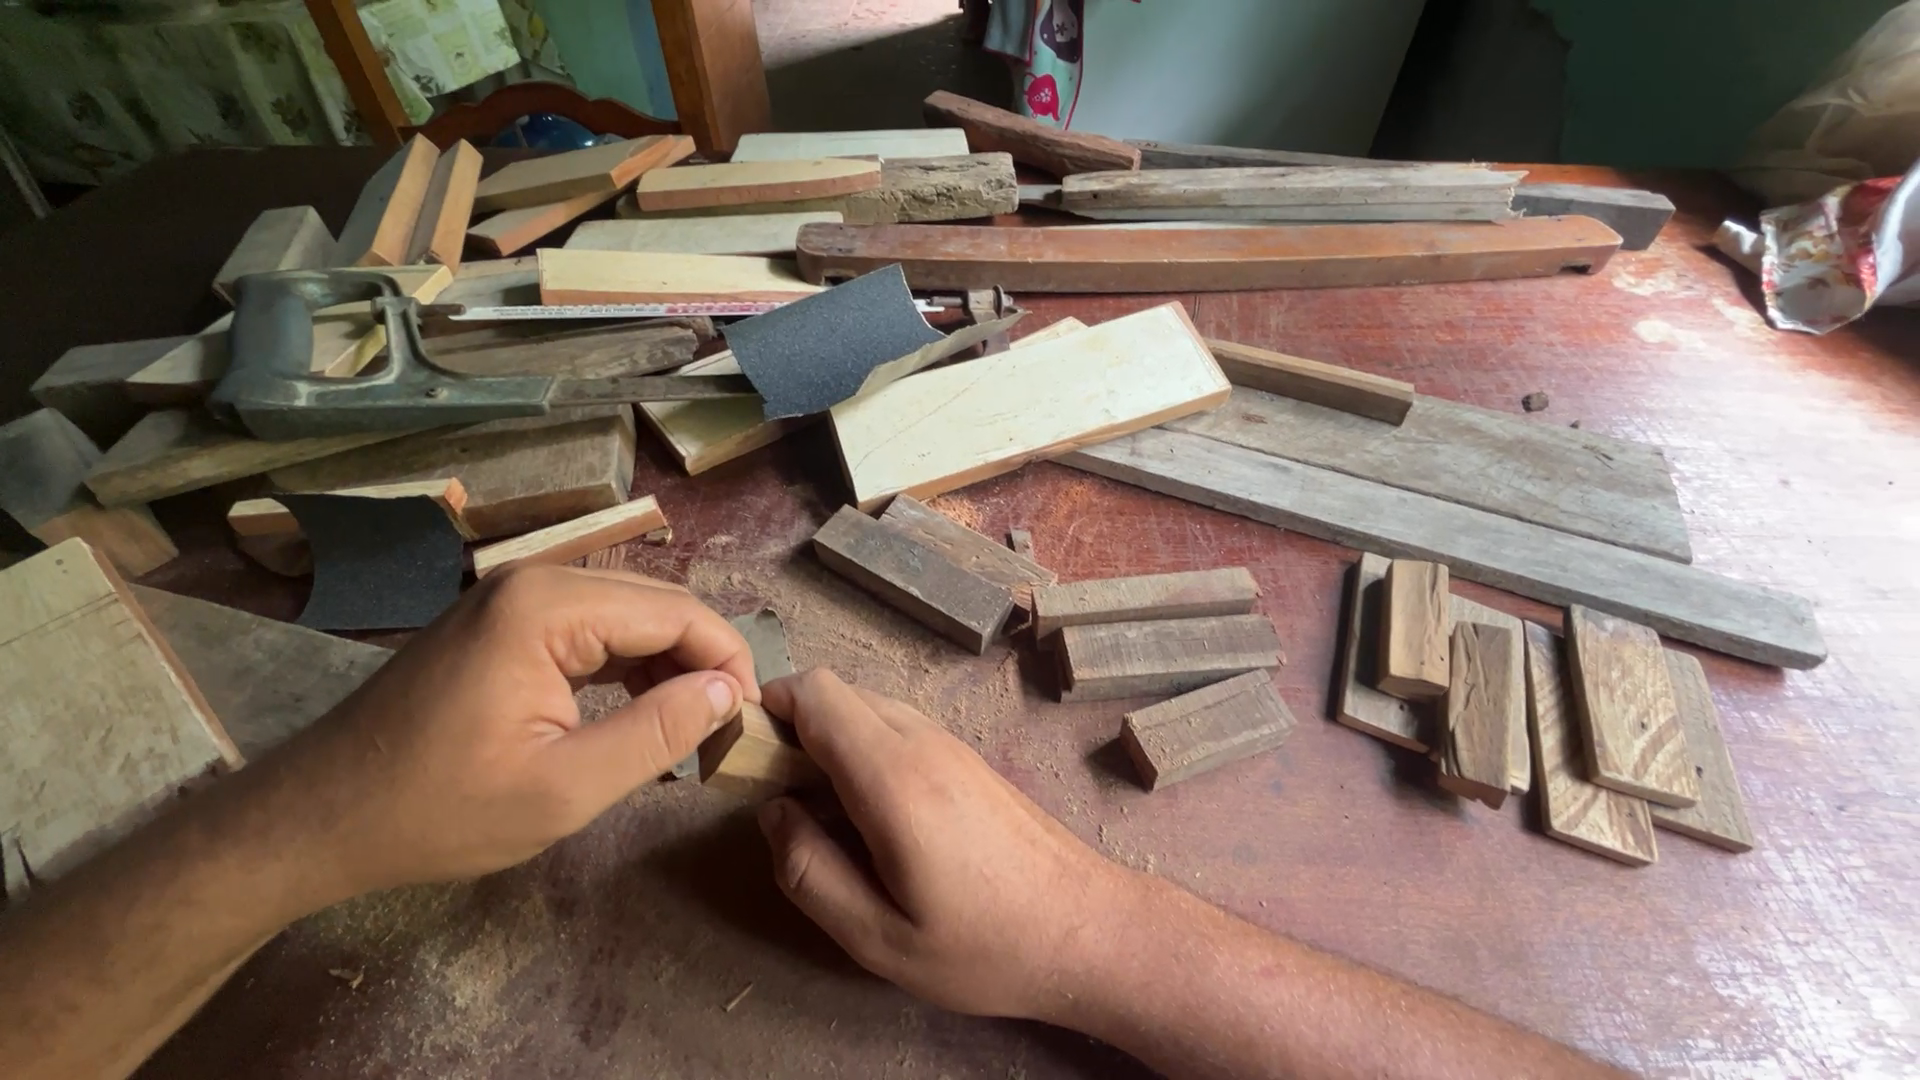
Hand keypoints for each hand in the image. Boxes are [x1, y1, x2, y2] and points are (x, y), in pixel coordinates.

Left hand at [269, 565, 759, 900]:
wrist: (314, 819)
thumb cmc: (437, 810)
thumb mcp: (563, 789)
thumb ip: (658, 734)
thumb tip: (732, 692)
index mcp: (549, 608)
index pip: (677, 613)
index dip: (729, 659)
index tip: (751, 717)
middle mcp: (538, 581)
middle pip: (660, 605)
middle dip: (706, 659)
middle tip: (729, 724)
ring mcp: (519, 596)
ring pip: (634, 613)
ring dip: (674, 662)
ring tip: (695, 722)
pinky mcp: (510, 619)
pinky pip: (599, 627)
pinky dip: (635, 663)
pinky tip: (648, 705)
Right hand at [755, 670, 1134, 1020]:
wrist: (1084, 926)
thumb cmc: (982, 944)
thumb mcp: (877, 936)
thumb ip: (808, 870)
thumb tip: (772, 812)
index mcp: (893, 776)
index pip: (818, 693)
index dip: (771, 706)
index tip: (747, 752)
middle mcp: (922, 740)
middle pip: (840, 693)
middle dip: (795, 725)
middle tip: (780, 793)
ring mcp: (950, 742)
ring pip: (869, 706)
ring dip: (832, 738)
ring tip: (825, 810)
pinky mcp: (966, 756)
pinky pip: (898, 727)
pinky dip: (866, 748)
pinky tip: (872, 812)